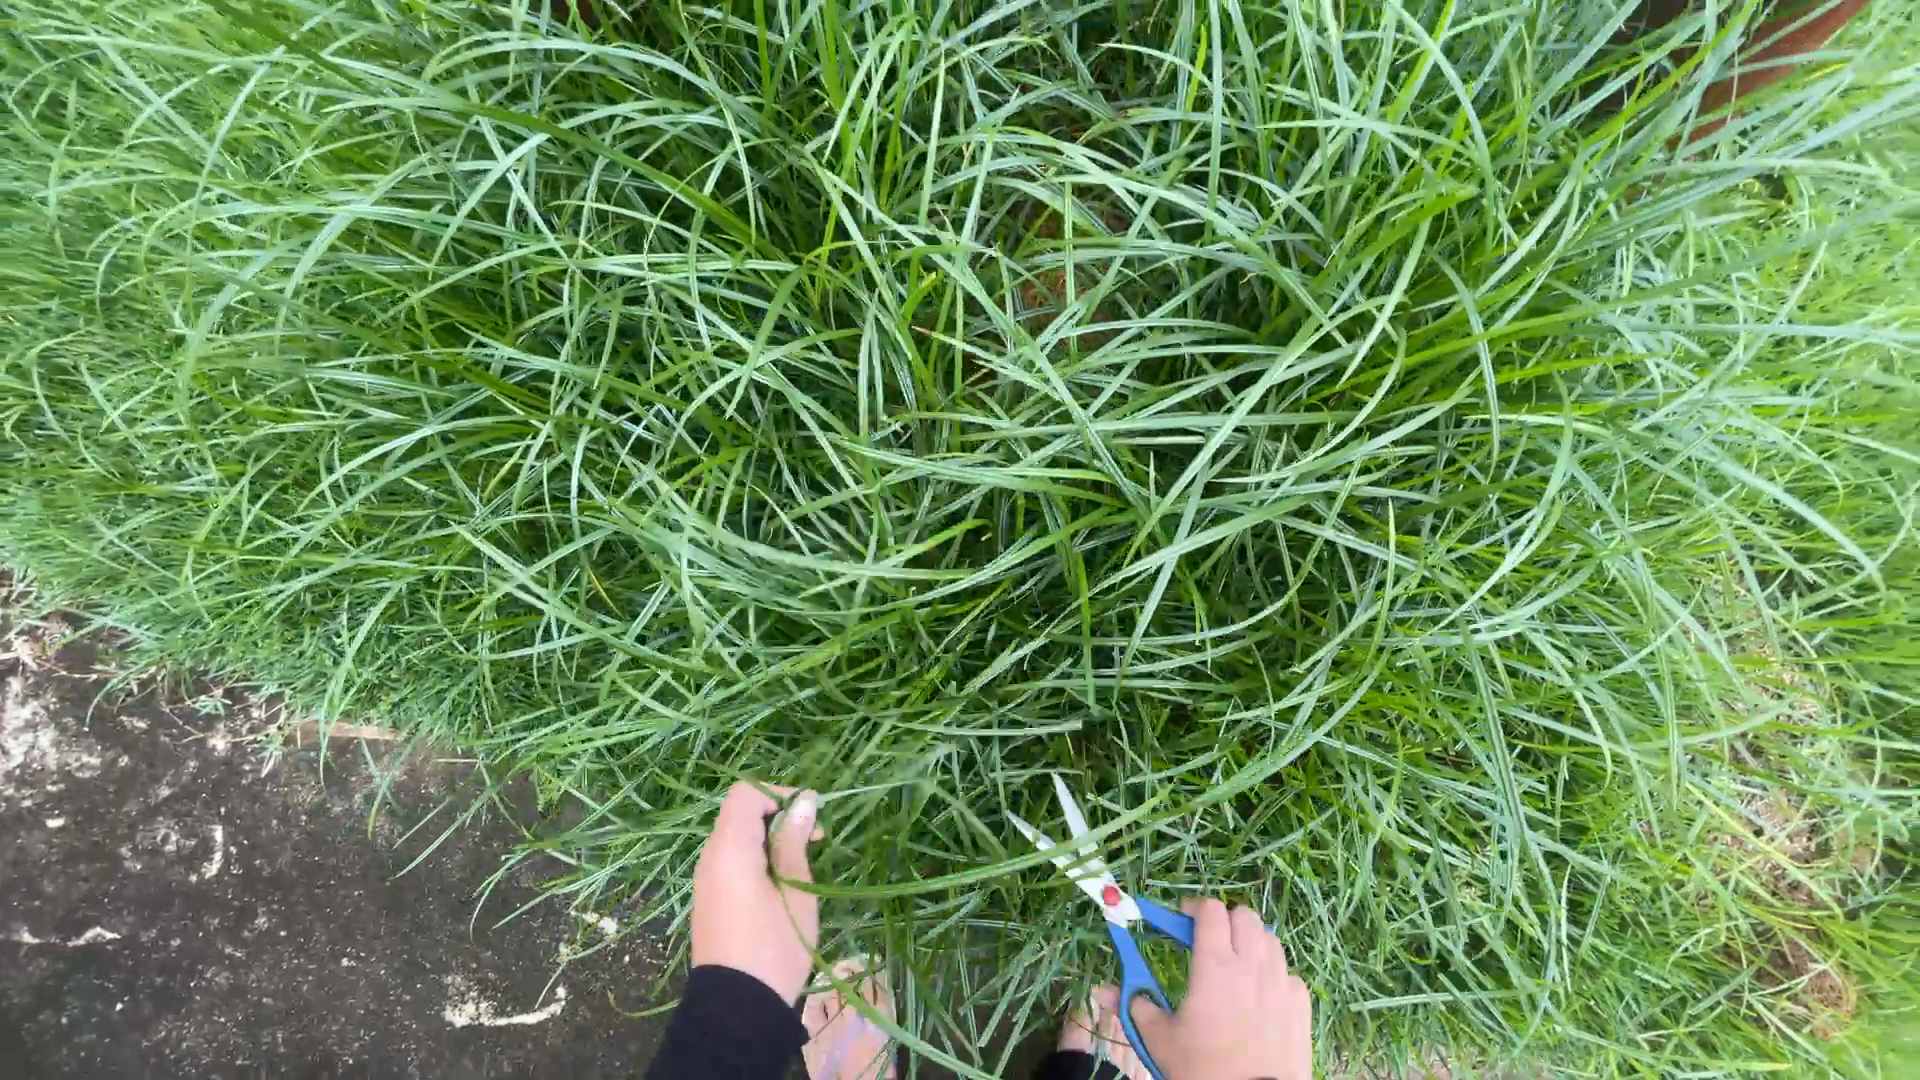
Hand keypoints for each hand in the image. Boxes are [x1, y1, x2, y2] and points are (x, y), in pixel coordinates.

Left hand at [690, 780, 820, 1002]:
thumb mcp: (795, 888)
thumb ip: (794, 840)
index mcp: (730, 848)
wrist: (737, 1010)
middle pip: (741, 812)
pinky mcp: (710, 899)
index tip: (809, 812)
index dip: (778, 793)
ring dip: (770, 837)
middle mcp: (711, 857)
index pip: (746, 793)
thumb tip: (804, 800)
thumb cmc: (774, 944)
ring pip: (738, 836)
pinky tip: (783, 882)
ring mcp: (707, 880)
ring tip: (804, 860)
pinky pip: (732, 860)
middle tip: (815, 836)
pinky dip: (757, 857)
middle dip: (779, 815)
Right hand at [1129, 899, 1311, 1079]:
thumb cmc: (1203, 1070)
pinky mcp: (1301, 1009)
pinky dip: (1276, 975)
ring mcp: (1281, 986)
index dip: (1195, 909)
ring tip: (1236, 964)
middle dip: (1226, 921)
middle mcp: (1252, 966)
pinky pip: (1290, 975)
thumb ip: (1133, 1005)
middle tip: (1209, 940)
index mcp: (1215, 965)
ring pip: (1271, 940)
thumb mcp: (1160, 1040)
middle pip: (1245, 916)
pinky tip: (1263, 995)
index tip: (1182, 920)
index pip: (1211, 911)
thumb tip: (1100, 988)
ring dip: (1252, 942)